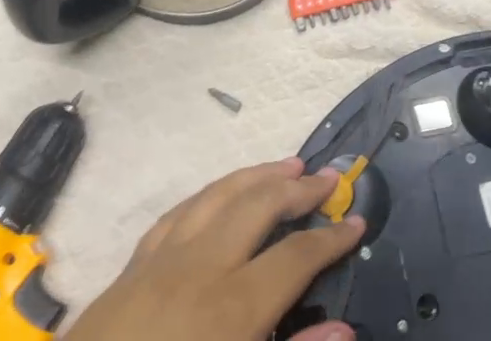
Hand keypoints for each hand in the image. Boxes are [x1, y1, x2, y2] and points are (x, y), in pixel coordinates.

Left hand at [64, 158, 364, 340]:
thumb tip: (343, 329)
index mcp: (232, 307)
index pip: (296, 257)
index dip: (331, 239)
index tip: (357, 222)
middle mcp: (200, 268)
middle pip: (258, 206)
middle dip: (297, 189)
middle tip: (328, 178)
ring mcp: (161, 260)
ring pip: (217, 195)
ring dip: (256, 175)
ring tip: (287, 166)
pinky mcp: (133, 265)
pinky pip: (179, 212)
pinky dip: (211, 194)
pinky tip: (222, 194)